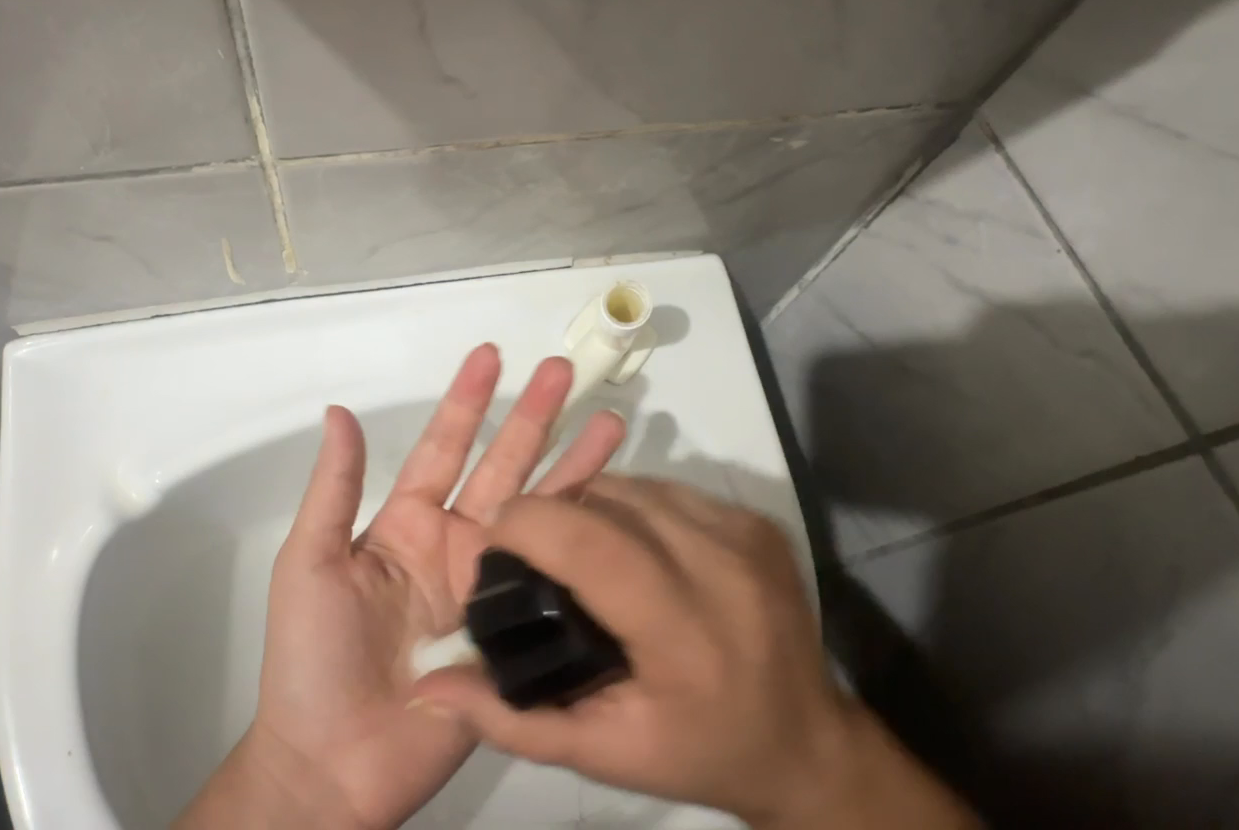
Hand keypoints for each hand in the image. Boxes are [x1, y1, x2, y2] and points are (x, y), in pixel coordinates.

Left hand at [174, 344, 628, 829]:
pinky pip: (557, 580)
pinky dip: (588, 544)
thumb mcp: (312, 562)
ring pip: (542, 514)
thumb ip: (335, 490)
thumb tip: (341, 412)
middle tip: (565, 372)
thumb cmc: (313, 656)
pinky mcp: (518, 633)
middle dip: (534, 418)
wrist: (337, 762)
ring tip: (611, 424)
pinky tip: (618, 511)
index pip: (446, 447)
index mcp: (409, 523)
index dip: (467, 400)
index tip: (492, 355)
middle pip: (505, 467)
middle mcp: (458, 544)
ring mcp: (492, 588)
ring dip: (575, 467)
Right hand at [411, 476, 980, 829]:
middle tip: (526, 548)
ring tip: (574, 547)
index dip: (529, 524)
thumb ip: (512, 721)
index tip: (494, 541)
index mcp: (685, 634)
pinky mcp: (756, 520)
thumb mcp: (604, 753)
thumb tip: (431, 685)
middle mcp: (721, 569)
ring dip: (591, 504)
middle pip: (609, 501)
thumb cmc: (700, 749)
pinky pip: (670, 490)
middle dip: (551, 512)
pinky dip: (633, 506)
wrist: (806, 739)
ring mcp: (745, 536)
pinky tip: (624, 542)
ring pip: (637, 486)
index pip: (592, 544)